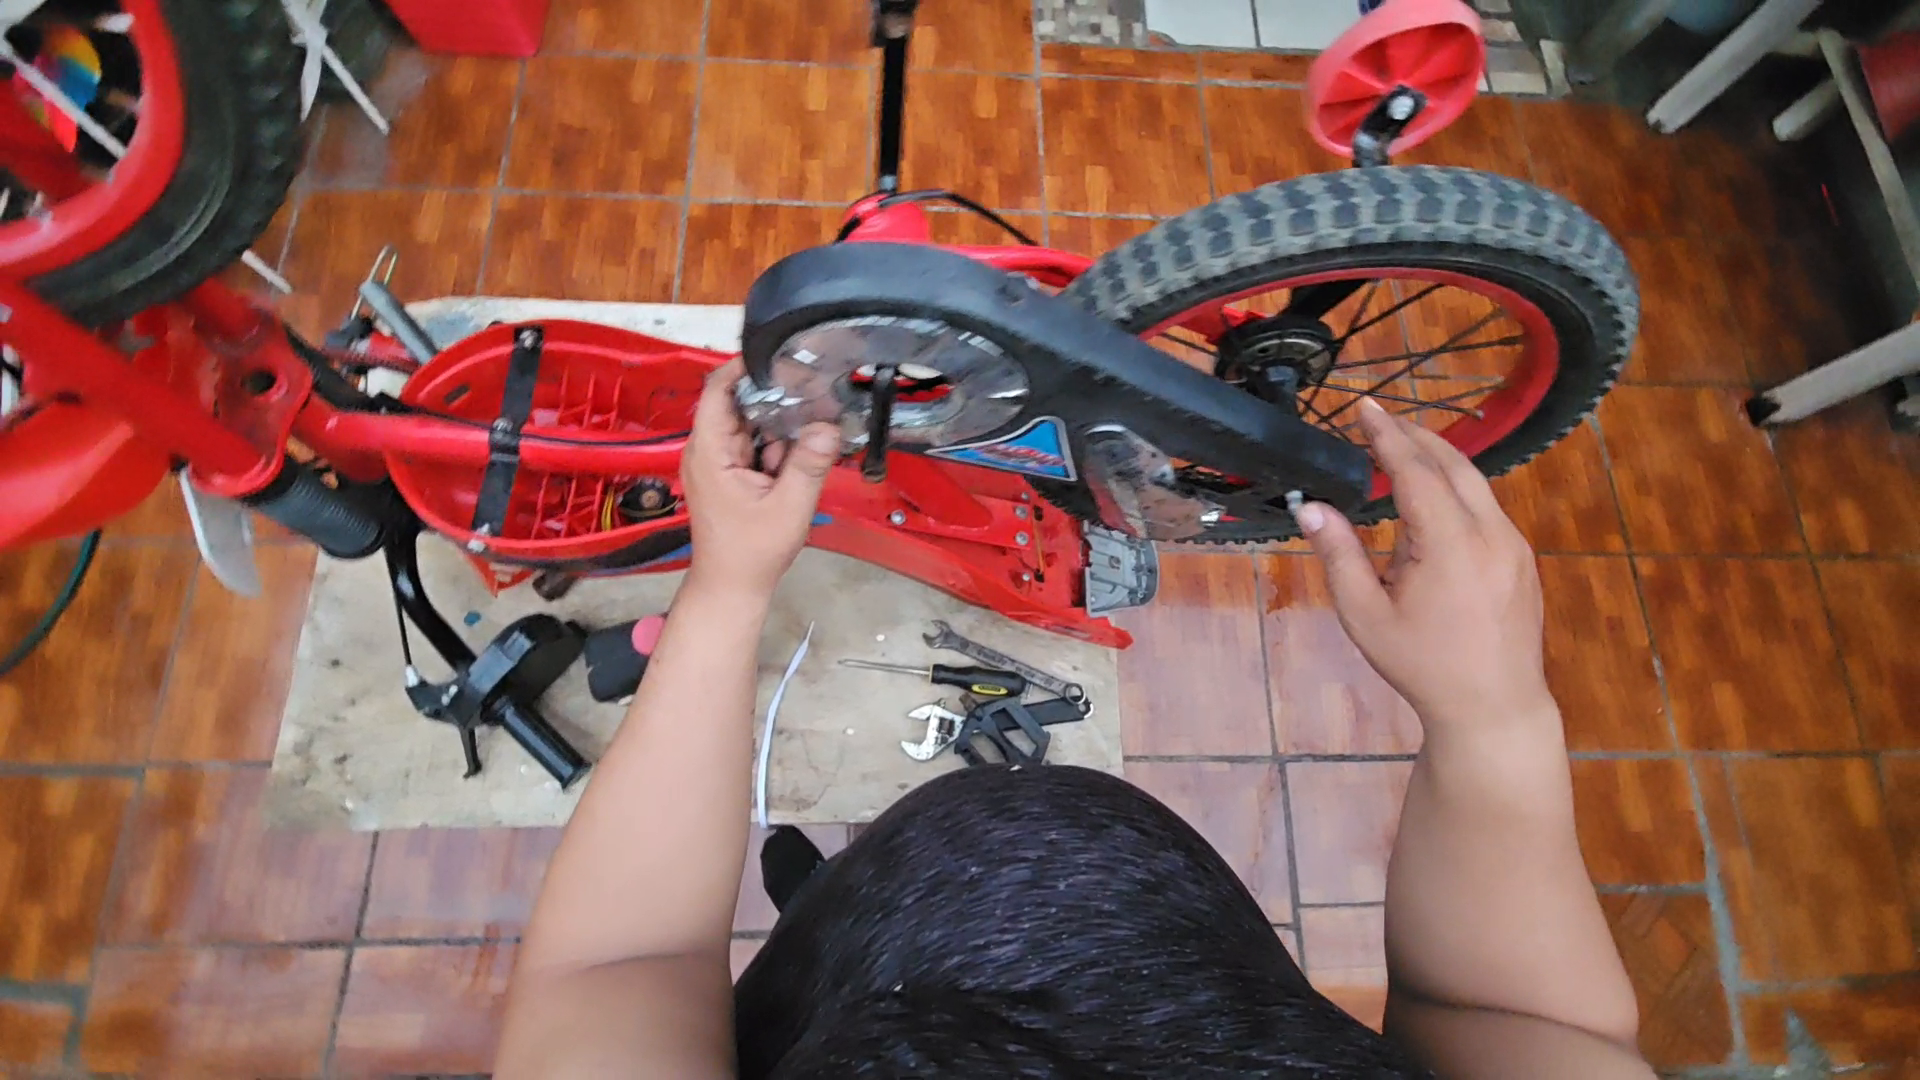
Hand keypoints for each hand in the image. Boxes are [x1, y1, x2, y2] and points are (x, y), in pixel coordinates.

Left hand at [680, 361, 840, 601]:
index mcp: (710, 451)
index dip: (744, 368)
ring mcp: (717, 463)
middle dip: (775, 400)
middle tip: (813, 394)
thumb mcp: (789, 506)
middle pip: (739, 405)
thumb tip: (829, 427)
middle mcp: (707, 451)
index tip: (779, 357)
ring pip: (751, 427)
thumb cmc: (752, 550)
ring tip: (812, 429)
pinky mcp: (729, 476)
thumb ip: (809, 464)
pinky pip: (754, 448)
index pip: (718, 391)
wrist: (733, 586)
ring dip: (779, 430)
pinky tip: (798, 459)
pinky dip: (776, 450)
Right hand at [1297, 399, 1554, 732]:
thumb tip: (1310, 507)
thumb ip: (1338, 555)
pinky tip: (1429, 496)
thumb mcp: (1364, 613)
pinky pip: (1485, 506)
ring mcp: (1514, 546)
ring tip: (1397, 448)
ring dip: (1436, 458)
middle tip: (1377, 419)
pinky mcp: (1521, 559)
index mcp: (1451, 546)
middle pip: (1455, 465)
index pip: (1417, 473)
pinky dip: (1453, 485)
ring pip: (1476, 483)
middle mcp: (1492, 535)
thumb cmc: (1419, 662)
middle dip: (1414, 435)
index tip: (1363, 408)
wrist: (1492, 705)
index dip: (1387, 437)